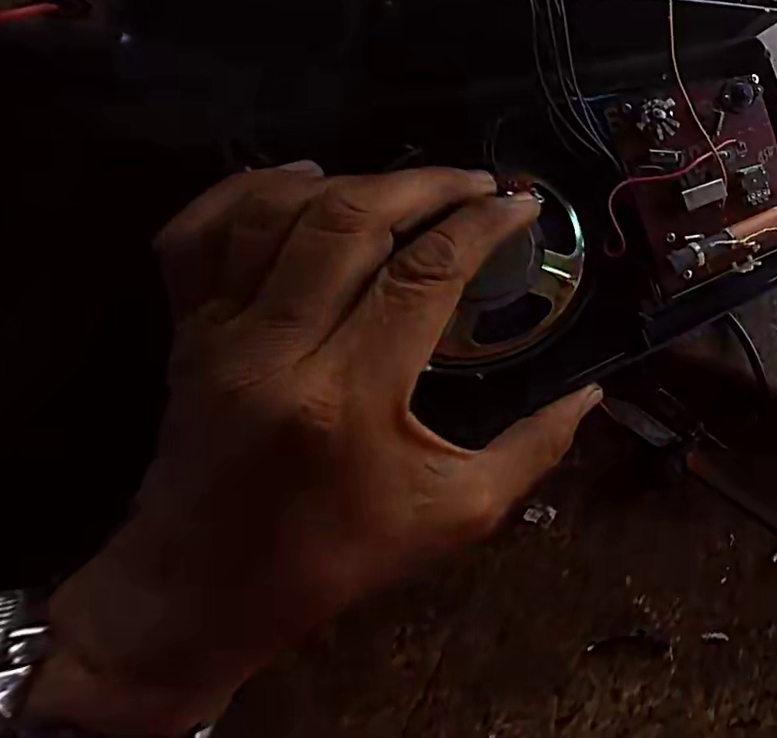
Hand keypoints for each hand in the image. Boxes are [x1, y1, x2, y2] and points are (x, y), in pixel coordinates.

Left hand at [28, 164, 601, 735]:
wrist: (191, 599)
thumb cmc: (338, 553)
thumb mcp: (461, 512)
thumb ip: (538, 448)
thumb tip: (593, 392)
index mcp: (350, 393)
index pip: (423, 273)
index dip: (481, 226)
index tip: (521, 204)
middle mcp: (275, 349)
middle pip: (347, 223)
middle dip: (425, 185)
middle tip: (478, 182)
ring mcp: (216, 336)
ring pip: (275, 214)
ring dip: (356, 181)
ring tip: (412, 183)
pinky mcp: (183, 333)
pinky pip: (197, 234)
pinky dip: (250, 189)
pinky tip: (305, 178)